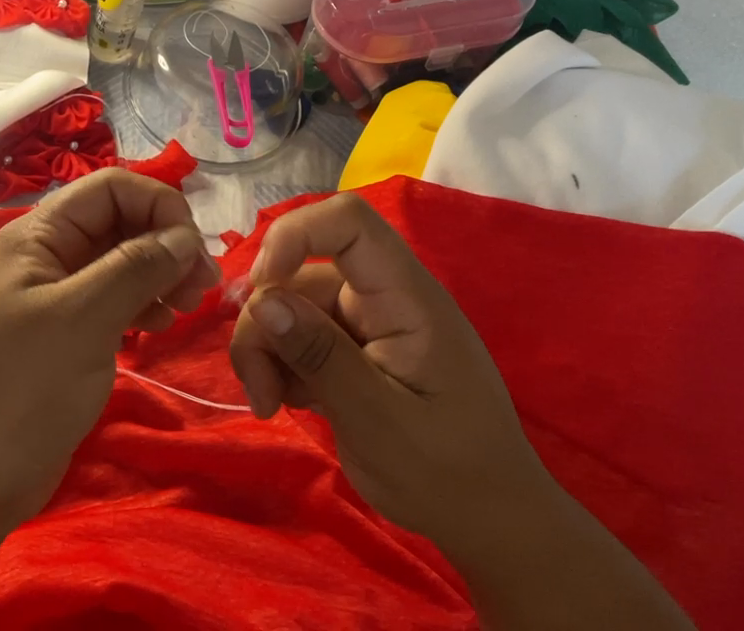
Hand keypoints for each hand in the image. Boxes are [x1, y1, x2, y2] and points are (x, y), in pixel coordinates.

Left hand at [0, 167, 217, 525]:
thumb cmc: (19, 390)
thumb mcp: (81, 320)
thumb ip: (135, 268)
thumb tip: (184, 236)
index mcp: (38, 235)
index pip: (111, 188)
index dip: (159, 207)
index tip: (196, 253)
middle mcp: (46, 256)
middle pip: (118, 222)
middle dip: (165, 243)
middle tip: (203, 288)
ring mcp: (53, 297)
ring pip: (119, 262)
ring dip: (158, 275)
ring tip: (186, 310)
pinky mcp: (63, 335)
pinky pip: (111, 300)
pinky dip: (141, 304)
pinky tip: (159, 326)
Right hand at [227, 193, 552, 549]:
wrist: (486, 520)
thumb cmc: (447, 473)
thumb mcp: (378, 421)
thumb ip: (320, 356)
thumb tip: (261, 299)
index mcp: (405, 298)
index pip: (348, 222)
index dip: (294, 235)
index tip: (259, 291)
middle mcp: (381, 297)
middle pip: (300, 273)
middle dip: (264, 322)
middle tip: (257, 389)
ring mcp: (364, 323)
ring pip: (288, 307)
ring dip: (264, 351)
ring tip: (268, 404)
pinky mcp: (349, 349)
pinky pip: (296, 336)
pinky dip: (278, 365)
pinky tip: (284, 403)